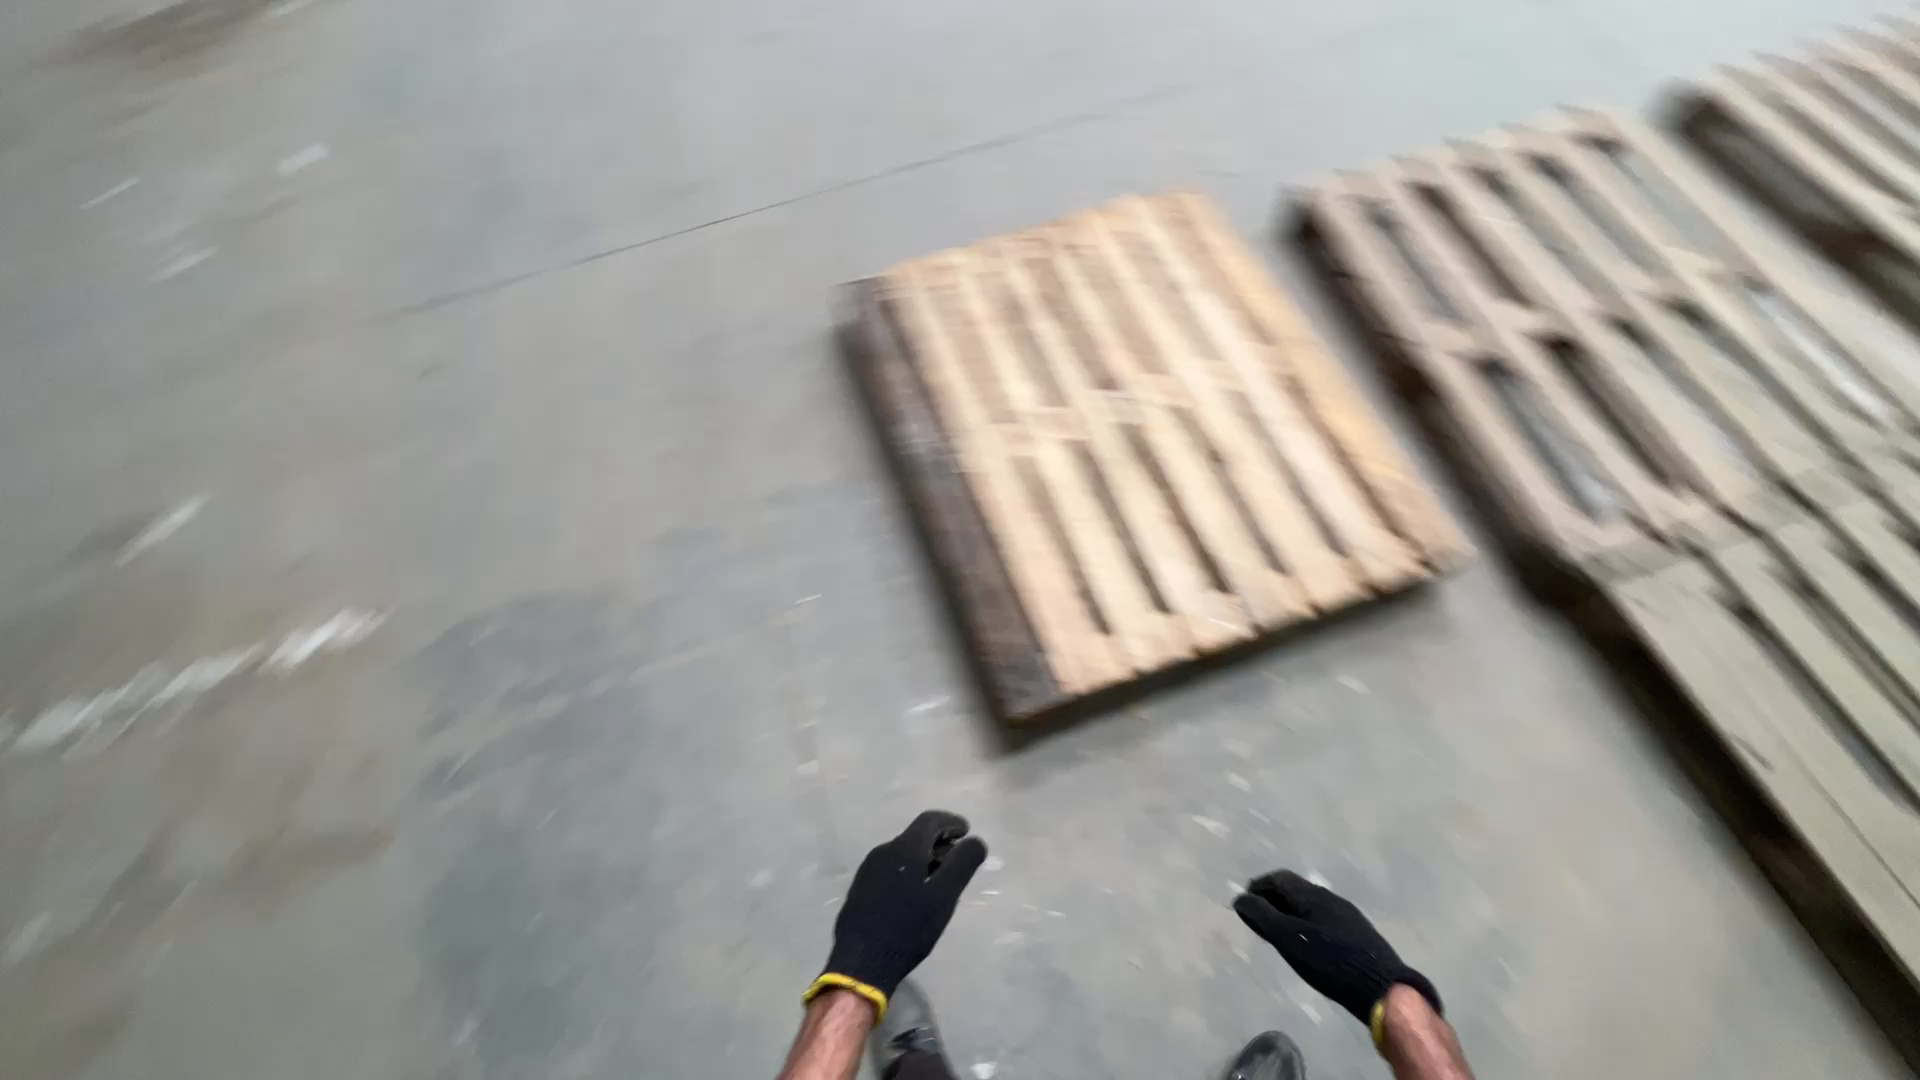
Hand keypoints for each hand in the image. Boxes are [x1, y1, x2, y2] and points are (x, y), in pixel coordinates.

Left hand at [806, 810, 987, 1019]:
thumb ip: (962, 864)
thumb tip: (976, 841)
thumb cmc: (908, 927)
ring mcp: (869, 869)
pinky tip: (916, 894)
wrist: (861, 963)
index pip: (930, 819)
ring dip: (925, 857)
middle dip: (940, 842)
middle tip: (958, 858)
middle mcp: (883, 851)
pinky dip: (910, 870)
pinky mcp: (861, 888)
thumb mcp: (943, 896)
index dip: (951, 822)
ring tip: (941, 878)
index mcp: (903, 848)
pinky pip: (891, 868)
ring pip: (903, 853)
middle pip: (916, 835)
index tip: (967, 832)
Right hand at [1233, 870, 1440, 1025]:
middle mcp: (1329, 896)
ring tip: (1280, 930)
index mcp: (1311, 894)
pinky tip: (1309, 942)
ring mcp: (1347, 914)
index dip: (1258, 886)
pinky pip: (1324, 918)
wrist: (1383, 988)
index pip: (1278, 878)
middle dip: (1273, 898)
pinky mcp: (1360, 933)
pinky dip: (1308, 923)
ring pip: (1310, 904)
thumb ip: (1261, 917)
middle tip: (1258, 915)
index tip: (1245, 901)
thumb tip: (1240, 898)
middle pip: (1294, 889)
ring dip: (1291, 911)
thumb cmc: (1329, 961)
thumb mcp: (1287, 939)